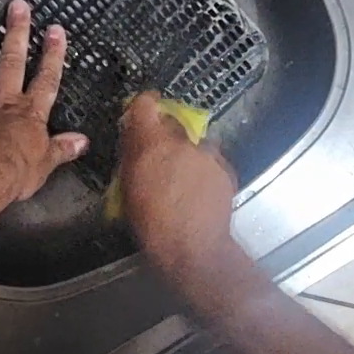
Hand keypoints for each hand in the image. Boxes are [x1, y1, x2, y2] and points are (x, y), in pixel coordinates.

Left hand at [0, 0, 87, 211]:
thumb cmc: (10, 175)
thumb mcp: (43, 166)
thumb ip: (61, 149)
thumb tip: (83, 141)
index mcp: (30, 113)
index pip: (46, 79)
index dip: (53, 54)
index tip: (55, 30)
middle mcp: (3, 100)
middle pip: (12, 60)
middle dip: (17, 32)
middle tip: (18, 6)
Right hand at [117, 92, 243, 284]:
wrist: (193, 249)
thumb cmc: (151, 224)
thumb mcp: (128, 190)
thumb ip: (131, 158)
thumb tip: (133, 140)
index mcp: (151, 143)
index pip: (145, 104)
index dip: (144, 104)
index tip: (144, 109)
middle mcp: (181, 141)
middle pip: (173, 122)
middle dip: (166, 134)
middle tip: (160, 156)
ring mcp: (207, 154)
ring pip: (195, 143)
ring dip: (188, 153)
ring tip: (184, 178)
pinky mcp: (226, 168)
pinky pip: (212, 160)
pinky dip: (204, 170)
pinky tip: (200, 191)